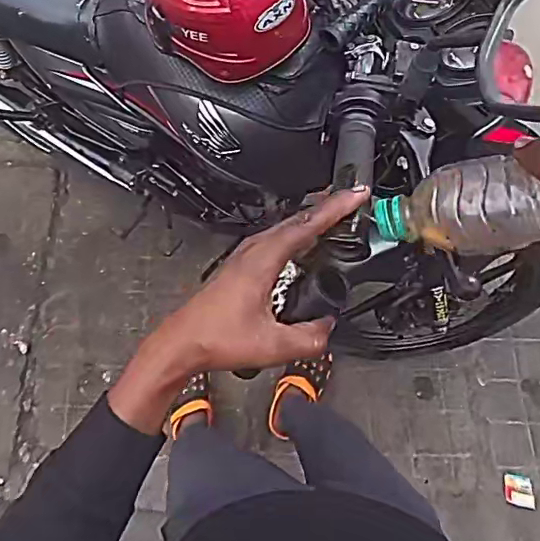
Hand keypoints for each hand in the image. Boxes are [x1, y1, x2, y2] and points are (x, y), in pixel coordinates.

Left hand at [107, 188, 367, 432]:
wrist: (182, 342)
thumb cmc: (215, 337)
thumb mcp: (273, 345)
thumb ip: (309, 337)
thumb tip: (327, 327)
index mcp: (263, 260)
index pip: (307, 224)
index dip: (336, 208)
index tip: (356, 195)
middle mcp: (253, 251)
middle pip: (297, 219)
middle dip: (328, 206)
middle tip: (352, 198)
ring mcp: (245, 255)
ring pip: (285, 227)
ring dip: (312, 218)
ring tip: (334, 213)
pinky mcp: (241, 264)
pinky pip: (275, 238)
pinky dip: (296, 233)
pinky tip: (303, 242)